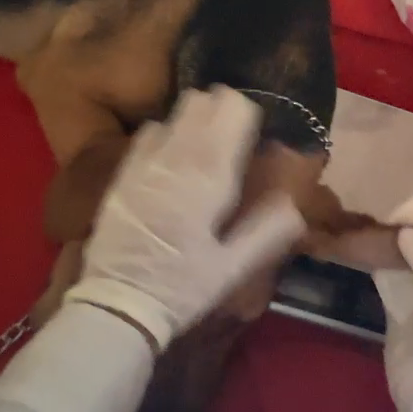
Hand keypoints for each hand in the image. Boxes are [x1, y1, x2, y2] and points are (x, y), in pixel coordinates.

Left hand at [64, 86, 306, 351]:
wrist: (116, 306)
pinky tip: (173, 145)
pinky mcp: (123, 173)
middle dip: (222, 106)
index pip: (231, 116)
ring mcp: (146, 164)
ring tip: (208, 128)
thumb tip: (296, 203)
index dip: (245, 110)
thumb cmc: (181, 288)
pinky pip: (148, 132)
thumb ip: (266, 232)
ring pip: (176, 115)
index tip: (255, 117)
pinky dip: (167, 129)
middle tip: (234, 120)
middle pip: (202, 106)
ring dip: (196, 114)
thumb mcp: (232, 269)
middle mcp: (177, 162)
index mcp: (209, 181)